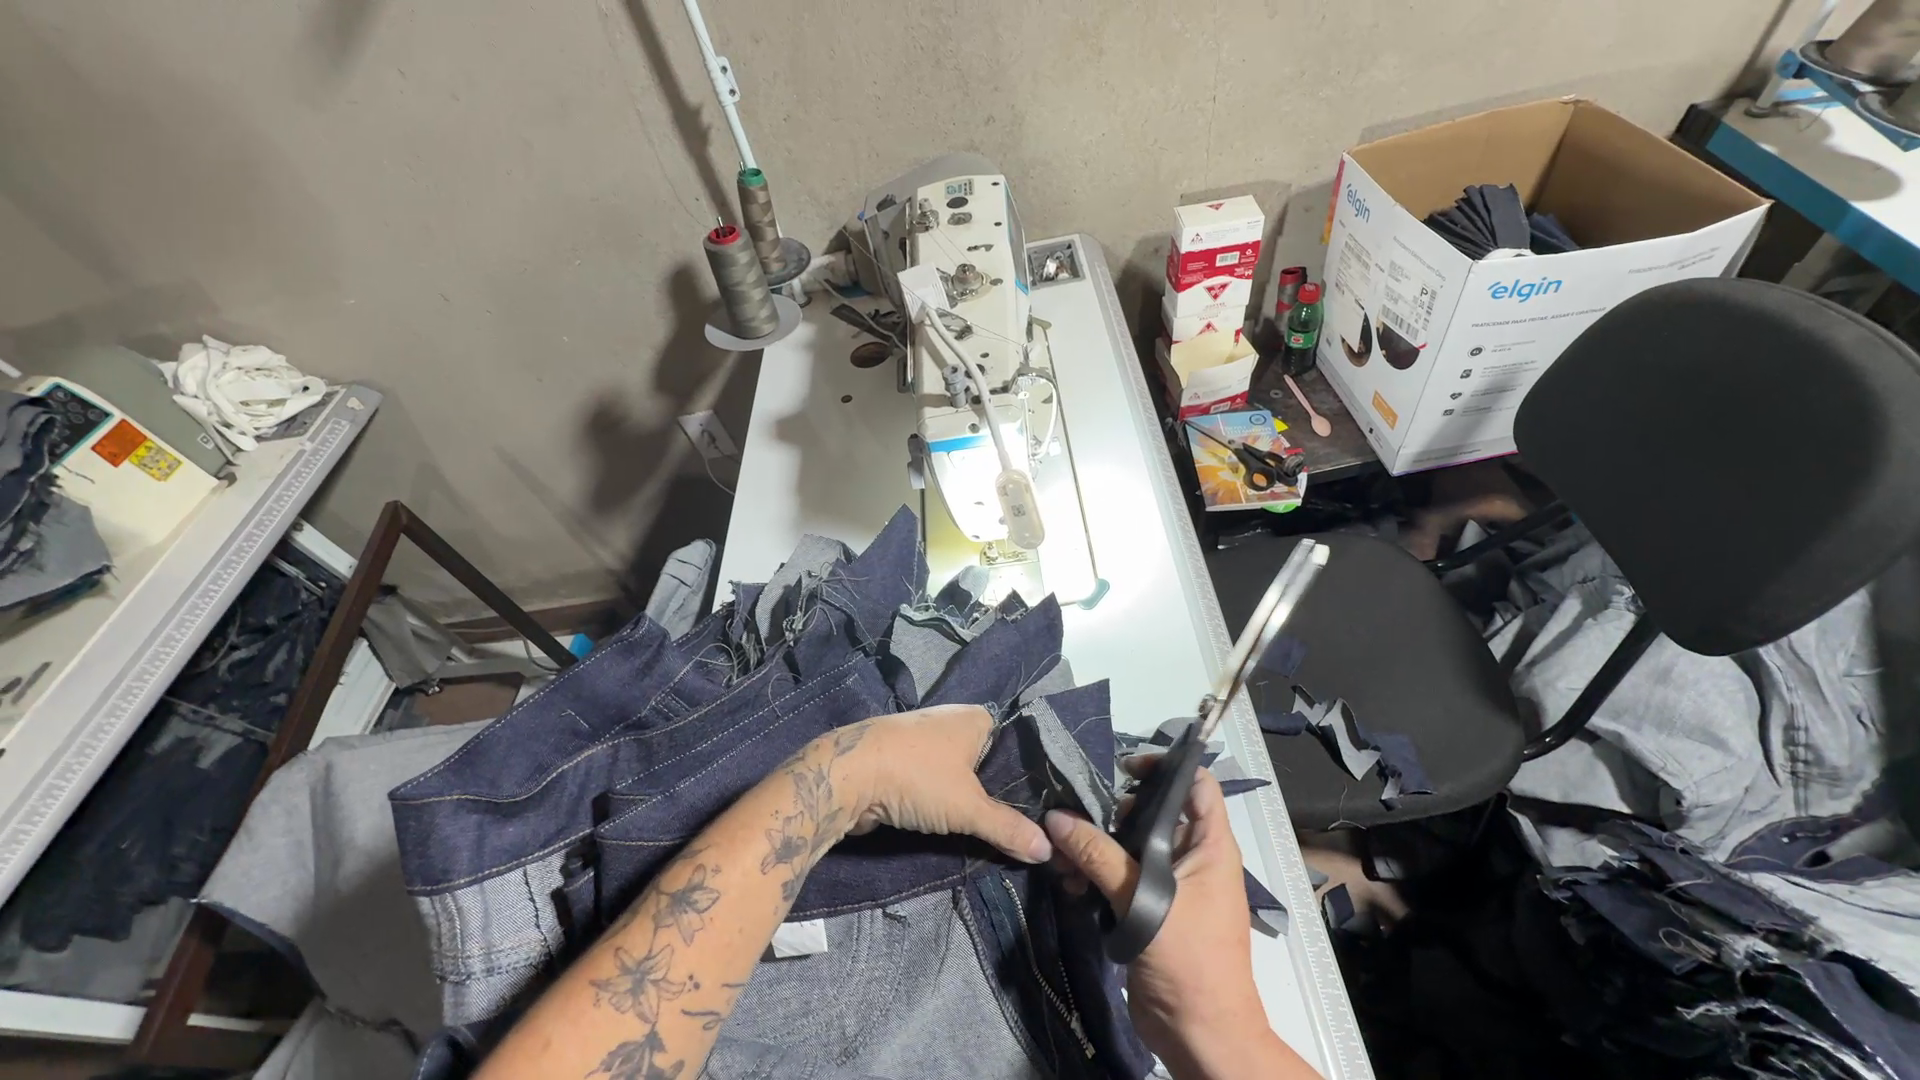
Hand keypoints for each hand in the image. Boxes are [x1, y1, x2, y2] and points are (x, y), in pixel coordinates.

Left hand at [830, 705, 1052, 863]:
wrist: (847, 776)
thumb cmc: (916, 777)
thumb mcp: (969, 808)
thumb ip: (1008, 828)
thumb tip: (1048, 849)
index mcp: (976, 717)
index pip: (1018, 746)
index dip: (1031, 778)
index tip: (1048, 810)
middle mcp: (952, 721)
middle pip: (988, 763)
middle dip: (1000, 794)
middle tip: (1027, 828)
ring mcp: (924, 740)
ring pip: (960, 775)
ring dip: (970, 800)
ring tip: (998, 832)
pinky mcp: (902, 760)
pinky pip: (936, 782)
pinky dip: (945, 802)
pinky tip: (958, 825)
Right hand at [1045, 759, 1305, 1078]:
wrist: (1200, 1034)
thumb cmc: (1189, 959)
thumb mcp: (1145, 899)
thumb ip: (1099, 855)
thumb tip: (1056, 817)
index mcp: (1210, 846)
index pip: (1197, 785)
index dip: (1166, 767)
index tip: (1124, 767)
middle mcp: (1191, 859)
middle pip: (1152, 814)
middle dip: (1112, 813)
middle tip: (1075, 815)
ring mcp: (1169, 886)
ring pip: (1129, 848)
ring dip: (1095, 848)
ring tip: (1061, 855)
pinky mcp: (1148, 912)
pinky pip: (1119, 879)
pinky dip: (1095, 877)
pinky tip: (1069, 884)